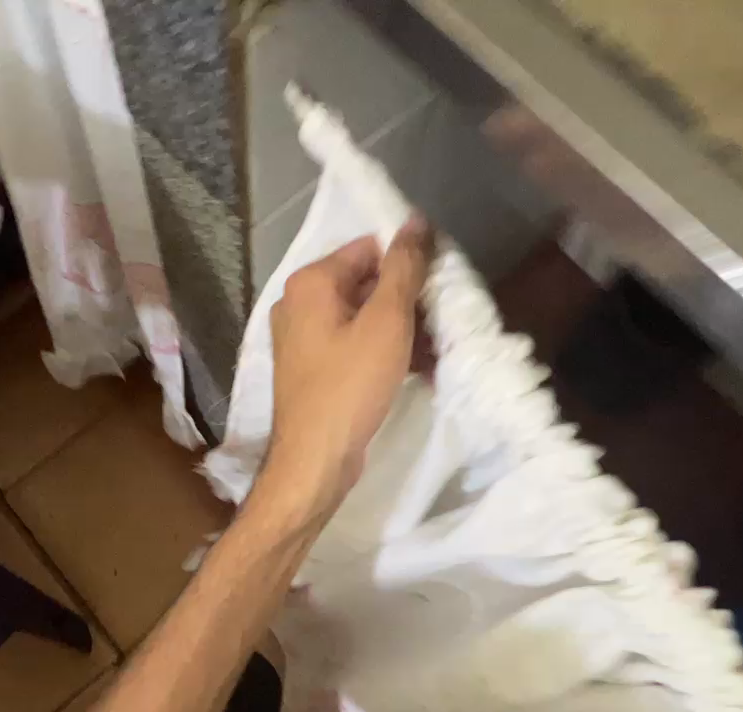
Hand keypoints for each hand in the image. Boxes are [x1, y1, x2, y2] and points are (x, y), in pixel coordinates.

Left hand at [259, 219, 431, 518]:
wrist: (314, 459)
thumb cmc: (349, 385)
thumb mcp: (386, 321)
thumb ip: (404, 268)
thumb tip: (417, 221)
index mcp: (309, 283)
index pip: (368, 249)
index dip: (407, 263)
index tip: (440, 287)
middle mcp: (298, 305)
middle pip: (366, 285)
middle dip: (408, 303)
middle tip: (444, 324)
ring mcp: (302, 341)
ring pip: (363, 320)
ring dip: (403, 332)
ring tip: (439, 352)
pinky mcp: (312, 372)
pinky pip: (354, 348)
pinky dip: (384, 354)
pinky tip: (421, 371)